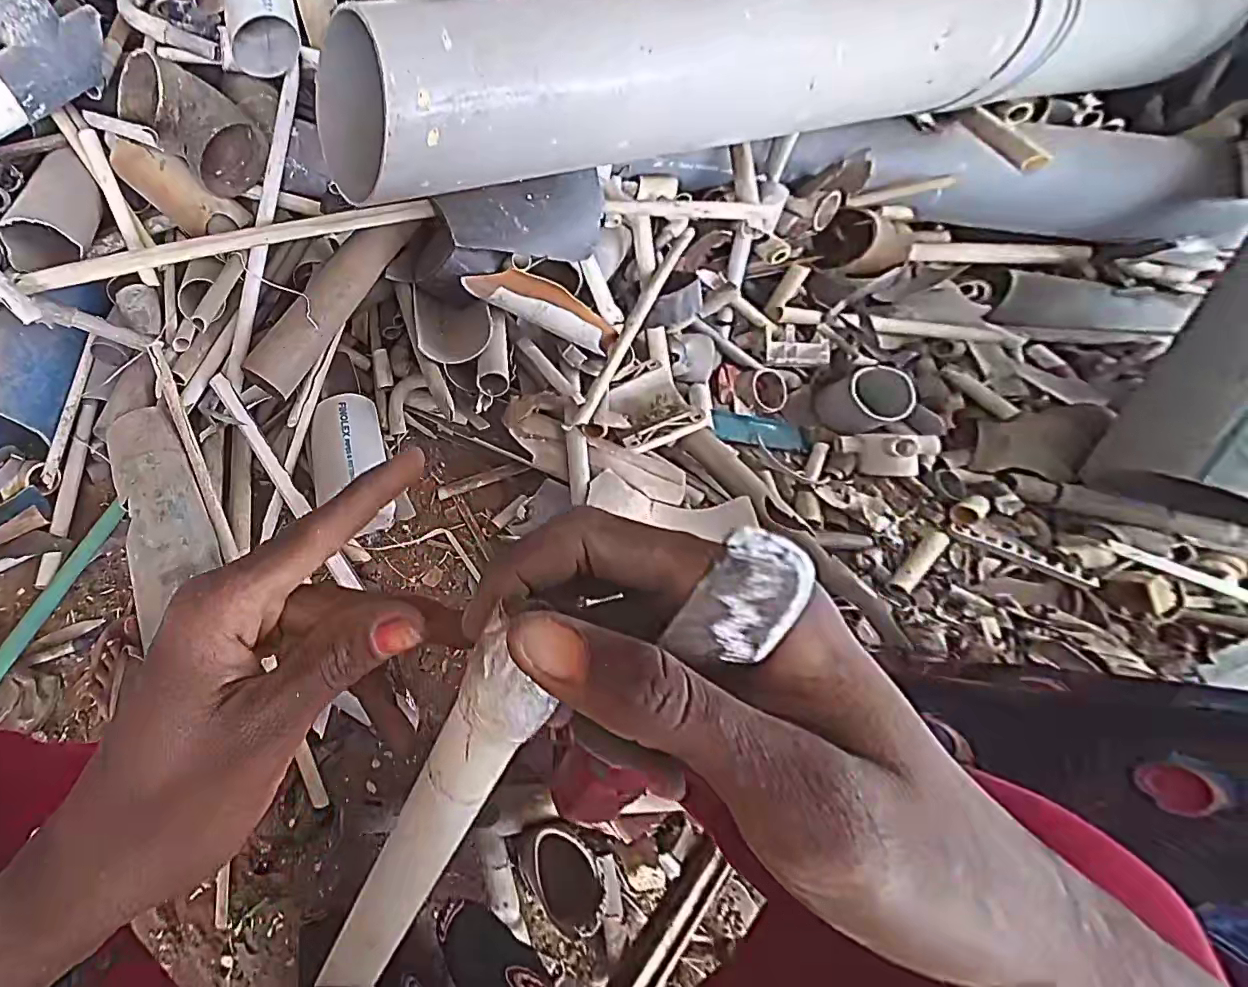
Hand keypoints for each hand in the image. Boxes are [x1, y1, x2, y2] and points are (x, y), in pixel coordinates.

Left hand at [0, 447, 458, 985]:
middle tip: (460, 631)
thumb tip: (404, 622)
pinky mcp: (233, 658)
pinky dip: (337, 678)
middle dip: (391, 615)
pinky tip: (375, 713)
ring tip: (416, 702)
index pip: (310, 537)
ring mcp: (228, 631)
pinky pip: (298, 652)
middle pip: (327, 592)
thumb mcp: (267, 731)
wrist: (109, 854)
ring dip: (367, 661)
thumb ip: (336, 667)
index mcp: (219, 604)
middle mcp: (223, 603)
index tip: (410, 462)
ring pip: (319, 627)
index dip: (368, 497)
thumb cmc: (173, 803)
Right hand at [470, 507, 1220, 986]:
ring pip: (582, 638)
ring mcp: (698, 642)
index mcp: (743, 586)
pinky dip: (599, 725)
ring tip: (639, 772)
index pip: (594, 540)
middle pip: (578, 585)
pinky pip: (605, 682)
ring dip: (579, 700)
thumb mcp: (786, 781)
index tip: (484, 641)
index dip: (523, 576)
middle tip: (533, 717)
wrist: (983, 928)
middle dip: (543, 648)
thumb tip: (528, 635)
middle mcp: (712, 598)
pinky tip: (651, 774)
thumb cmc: (916, 855)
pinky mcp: (688, 684)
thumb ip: (658, 701)